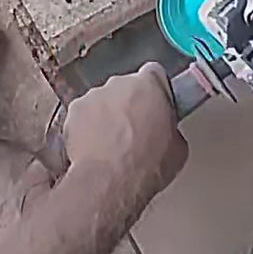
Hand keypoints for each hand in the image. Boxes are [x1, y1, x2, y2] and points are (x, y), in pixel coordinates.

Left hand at [63, 63, 188, 200]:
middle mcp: (118, 84)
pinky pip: (83, 114)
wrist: (110, 180)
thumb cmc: (145, 165)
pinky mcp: (74, 112)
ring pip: (102, 100)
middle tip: (136, 129)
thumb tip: (167, 131)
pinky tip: (95, 146)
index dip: (156, 89)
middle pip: (126, 87)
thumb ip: (171, 126)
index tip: (157, 102)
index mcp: (148, 86)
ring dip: (107, 115)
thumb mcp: (178, 148)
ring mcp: (93, 96)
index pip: (154, 73)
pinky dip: (87, 126)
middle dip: (130, 103)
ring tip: (113, 142)